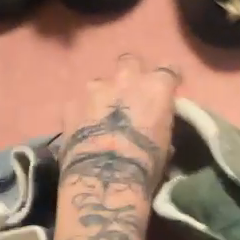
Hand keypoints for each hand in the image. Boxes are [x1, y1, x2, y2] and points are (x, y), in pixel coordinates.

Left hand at [59, 54, 180, 183]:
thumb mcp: (166, 141)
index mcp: (156, 87)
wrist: (106, 177)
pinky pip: (79, 102)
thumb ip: (161, 121)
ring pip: (101, 82)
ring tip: (104, 116)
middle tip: (132, 94)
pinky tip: (84, 129)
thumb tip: (155, 123)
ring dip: (104, 95)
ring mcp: (94, 89)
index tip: (168, 88)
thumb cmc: (146, 163)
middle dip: (132, 74)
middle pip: (130, 62)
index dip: (168, 78)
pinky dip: (83, 112)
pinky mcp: (70, 104)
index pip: (169, 68)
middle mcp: (125, 79)